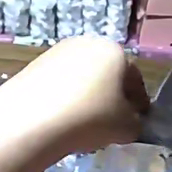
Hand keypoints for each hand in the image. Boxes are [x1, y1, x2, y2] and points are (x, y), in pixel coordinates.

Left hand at [0, 36, 148, 153]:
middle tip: (109, 126)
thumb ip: (136, 123)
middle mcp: (88, 43)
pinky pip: (59, 84)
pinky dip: (65, 100)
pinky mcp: (34, 65)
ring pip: (82, 80)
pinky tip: (61, 122)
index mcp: (116, 52)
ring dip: (87, 99)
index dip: (140, 104)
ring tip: (82, 127)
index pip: (135, 80)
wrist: (31, 120)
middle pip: (107, 76)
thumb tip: (130, 121)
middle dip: (111, 99)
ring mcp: (58, 52)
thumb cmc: (90, 118)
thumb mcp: (126, 127)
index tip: (137, 122)